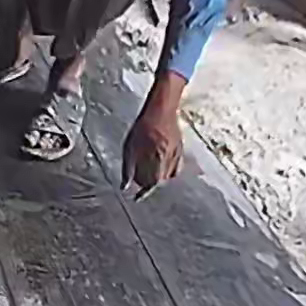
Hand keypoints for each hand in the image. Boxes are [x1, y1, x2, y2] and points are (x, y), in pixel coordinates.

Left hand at [121, 74, 185, 198]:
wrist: (160, 107)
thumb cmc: (143, 126)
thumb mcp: (129, 148)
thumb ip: (127, 169)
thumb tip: (124, 188)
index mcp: (159, 157)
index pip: (153, 183)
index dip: (145, 192)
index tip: (137, 198)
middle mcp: (170, 156)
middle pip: (161, 181)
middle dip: (150, 184)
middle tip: (139, 181)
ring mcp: (178, 152)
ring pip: (169, 175)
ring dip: (158, 178)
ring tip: (147, 174)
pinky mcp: (181, 147)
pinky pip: (176, 166)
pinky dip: (167, 171)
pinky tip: (159, 169)